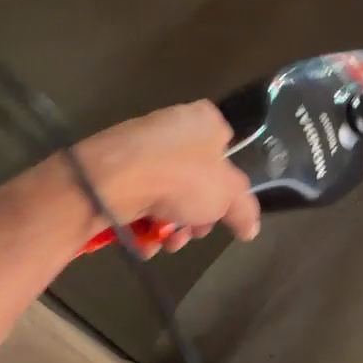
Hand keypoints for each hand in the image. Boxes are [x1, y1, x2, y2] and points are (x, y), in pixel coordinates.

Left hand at [69, 101, 259, 255]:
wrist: (112, 180)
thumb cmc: (182, 177)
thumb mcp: (230, 196)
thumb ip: (245, 211)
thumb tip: (250, 229)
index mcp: (204, 120)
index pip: (225, 146)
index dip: (227, 181)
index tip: (223, 206)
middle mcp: (172, 127)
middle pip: (196, 179)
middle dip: (197, 214)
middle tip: (195, 232)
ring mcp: (140, 147)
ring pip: (168, 194)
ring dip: (173, 226)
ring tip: (169, 242)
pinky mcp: (115, 169)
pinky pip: (140, 197)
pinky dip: (146, 222)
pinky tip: (147, 240)